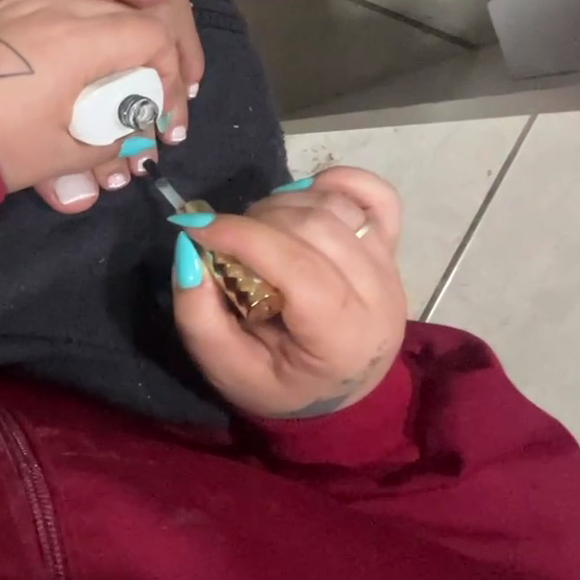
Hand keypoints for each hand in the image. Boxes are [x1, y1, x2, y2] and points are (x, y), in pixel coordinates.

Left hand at [0, 0, 183, 192]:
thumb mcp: (63, 154)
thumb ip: (109, 139)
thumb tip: (133, 133)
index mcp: (83, 44)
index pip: (150, 40)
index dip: (168, 75)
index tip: (161, 112)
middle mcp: (55, 10)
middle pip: (119, 8)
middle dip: (151, 39)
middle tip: (157, 77)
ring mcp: (13, 6)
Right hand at [169, 168, 407, 419]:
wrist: (330, 396)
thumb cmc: (271, 381)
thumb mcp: (220, 363)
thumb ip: (197, 311)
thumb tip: (189, 247)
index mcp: (342, 338)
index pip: (299, 268)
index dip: (242, 236)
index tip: (193, 227)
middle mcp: (380, 299)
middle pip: (317, 228)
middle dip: (254, 221)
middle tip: (221, 240)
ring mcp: (390, 270)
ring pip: (337, 208)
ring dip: (283, 204)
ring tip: (254, 229)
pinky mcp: (389, 251)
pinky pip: (376, 197)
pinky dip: (337, 183)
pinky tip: (302, 193)